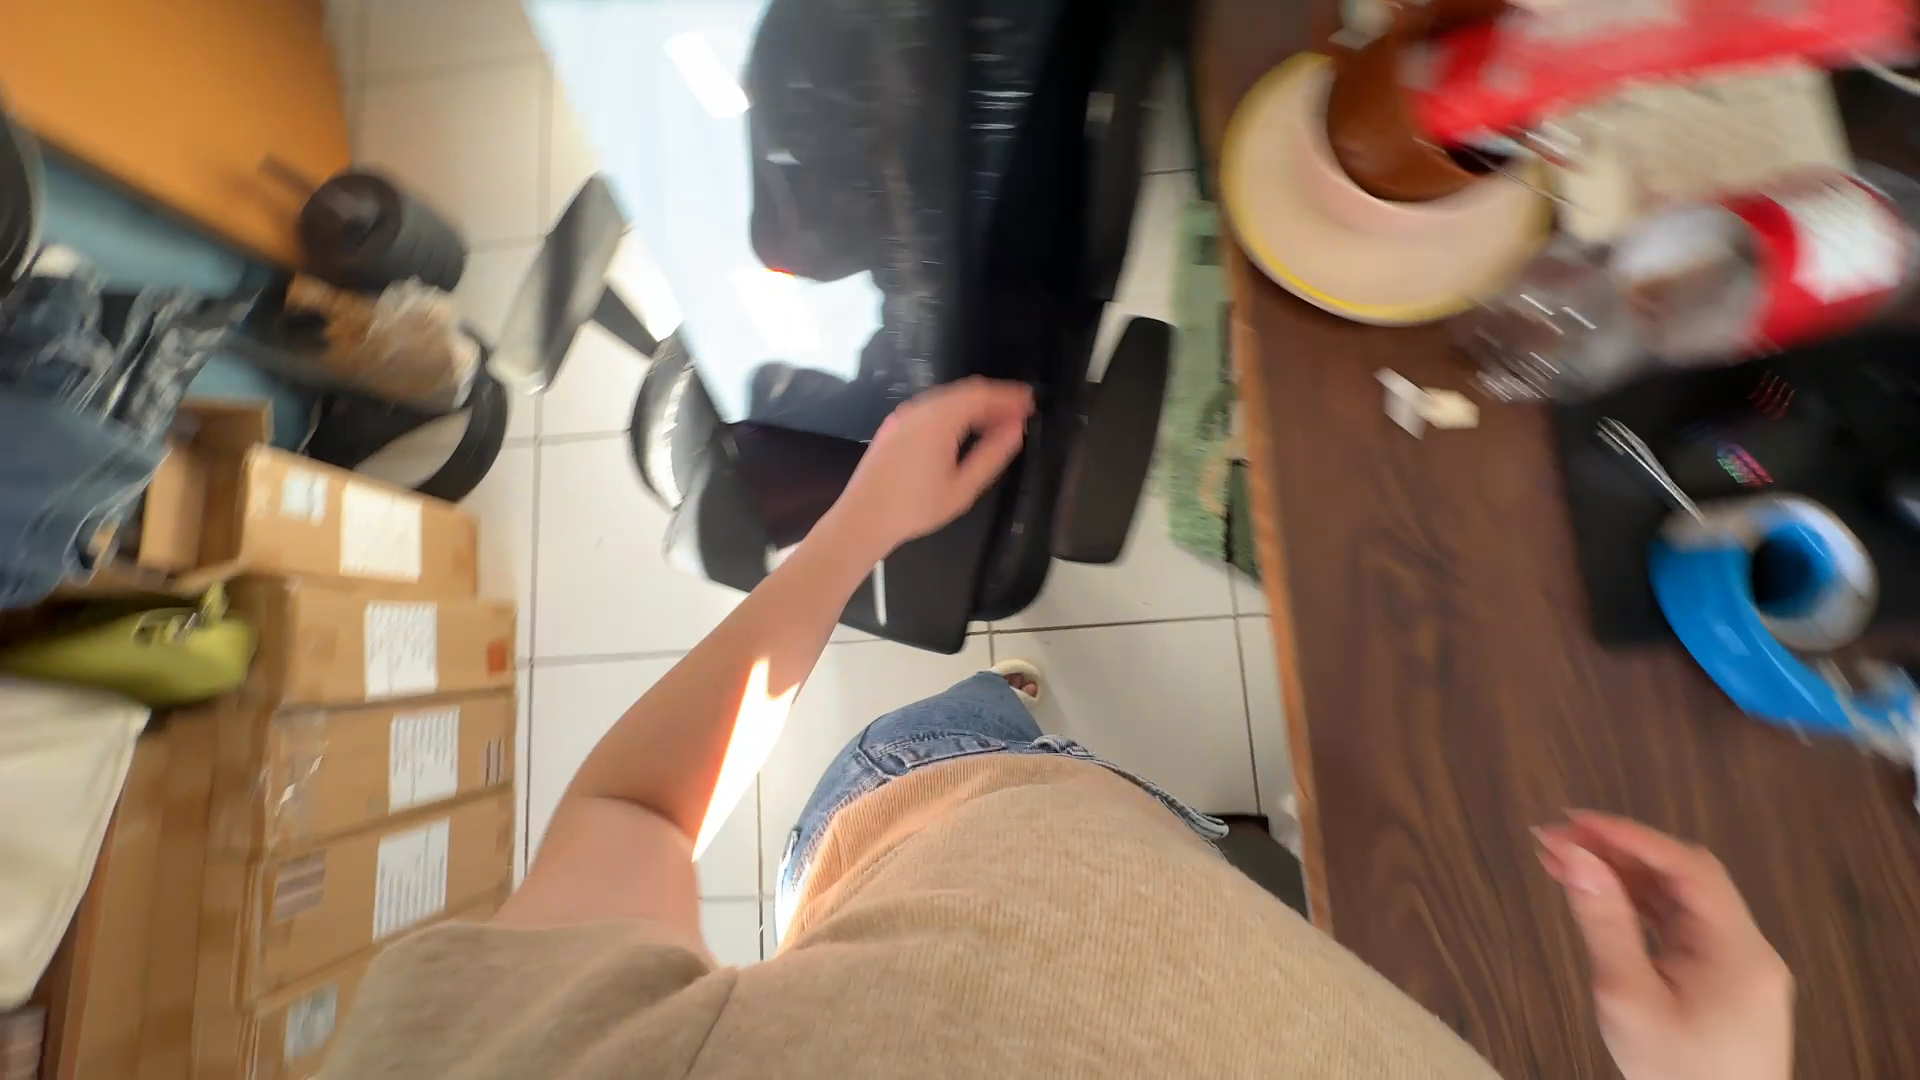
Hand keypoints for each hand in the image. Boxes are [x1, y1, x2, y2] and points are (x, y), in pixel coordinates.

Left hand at [824, 377, 1033, 557]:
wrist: (862, 518)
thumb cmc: (915, 508)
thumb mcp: (962, 488)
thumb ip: (992, 455)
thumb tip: (1015, 430)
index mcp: (938, 420)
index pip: (981, 394)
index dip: (1008, 396)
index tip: (1030, 402)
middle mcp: (919, 410)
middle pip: (964, 393)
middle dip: (994, 400)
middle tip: (1019, 413)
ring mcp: (903, 416)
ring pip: (947, 400)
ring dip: (974, 407)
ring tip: (998, 424)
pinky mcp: (894, 427)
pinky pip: (931, 410)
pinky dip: (954, 414)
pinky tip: (965, 433)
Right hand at [1534, 811, 1793, 1079]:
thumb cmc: (1672, 1068)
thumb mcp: (1627, 993)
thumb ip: (1602, 919)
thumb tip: (1571, 852)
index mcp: (1737, 951)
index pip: (1687, 868)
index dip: (1628, 835)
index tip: (1571, 819)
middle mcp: (1744, 948)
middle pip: (1681, 874)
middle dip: (1616, 847)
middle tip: (1555, 837)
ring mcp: (1731, 962)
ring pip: (1672, 893)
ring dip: (1616, 869)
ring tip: (1557, 856)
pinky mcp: (1714, 974)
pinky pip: (1670, 918)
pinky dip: (1627, 896)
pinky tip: (1587, 887)